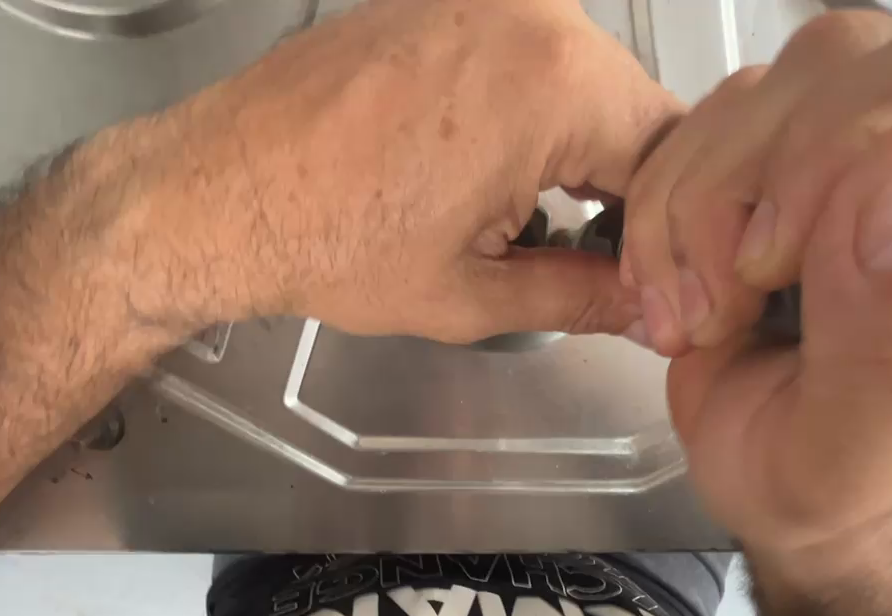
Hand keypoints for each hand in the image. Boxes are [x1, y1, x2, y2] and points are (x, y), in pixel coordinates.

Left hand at [148, 0, 681, 342]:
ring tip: (524, 225)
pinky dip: (526, 118)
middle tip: (587, 263)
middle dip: (617, 193)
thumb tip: (634, 308)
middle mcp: (533, 15)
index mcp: (555, 84)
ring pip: (576, 83)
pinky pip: (521, 58)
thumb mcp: (470, 294)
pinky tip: (486, 175)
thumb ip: (574, 298)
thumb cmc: (330, 242)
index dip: (663, 227)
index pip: (668, 153)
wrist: (223, 192)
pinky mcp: (442, 1)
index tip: (642, 275)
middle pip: (626, 111)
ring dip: (571, 156)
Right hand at [621, 0, 891, 553]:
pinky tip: (683, 284)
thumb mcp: (859, 452)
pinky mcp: (821, 137)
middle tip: (726, 301)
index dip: (858, 142)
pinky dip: (670, 203)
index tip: (771, 265)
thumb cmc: (824, 482)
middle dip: (761, 184)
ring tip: (701, 313)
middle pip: (883, 53)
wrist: (764, 477)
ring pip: (792, 72)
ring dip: (704, 205)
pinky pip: (726, 109)